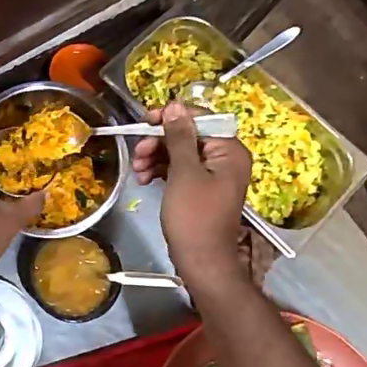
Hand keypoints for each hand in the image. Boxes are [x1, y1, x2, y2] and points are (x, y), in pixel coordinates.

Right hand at [133, 102, 250, 284]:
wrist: (201, 260)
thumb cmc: (194, 216)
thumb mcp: (184, 172)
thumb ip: (179, 137)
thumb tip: (175, 106)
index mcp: (229, 150)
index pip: (199, 119)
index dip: (171, 118)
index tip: (145, 122)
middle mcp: (225, 158)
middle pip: (187, 135)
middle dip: (159, 142)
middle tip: (137, 153)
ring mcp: (213, 175)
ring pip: (179, 152)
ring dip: (155, 157)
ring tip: (137, 171)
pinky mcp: (200, 188)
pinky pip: (179, 169)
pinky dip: (160, 171)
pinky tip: (144, 179)